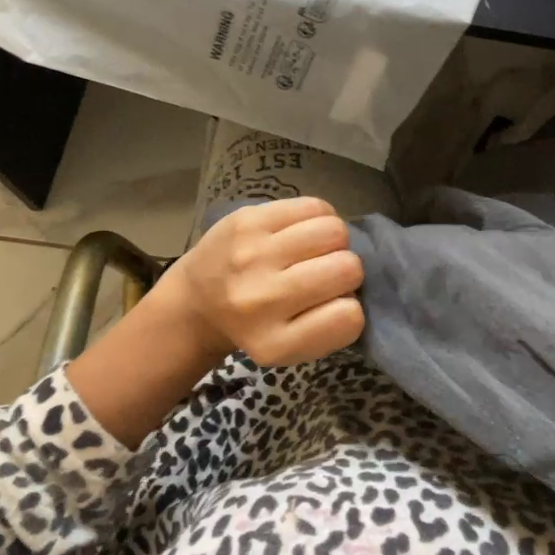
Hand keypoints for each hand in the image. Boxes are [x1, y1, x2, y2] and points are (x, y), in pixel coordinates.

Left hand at [159, 196, 366, 366]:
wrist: (195, 301)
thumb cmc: (255, 325)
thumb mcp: (290, 347)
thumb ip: (330, 326)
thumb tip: (359, 284)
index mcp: (275, 343)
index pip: (350, 316)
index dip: (349, 308)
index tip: (329, 307)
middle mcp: (260, 299)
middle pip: (347, 269)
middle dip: (346, 271)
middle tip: (323, 275)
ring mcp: (251, 255)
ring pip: (335, 231)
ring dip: (335, 242)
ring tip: (315, 251)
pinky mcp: (247, 220)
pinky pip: (315, 206)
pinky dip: (320, 218)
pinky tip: (302, 232)